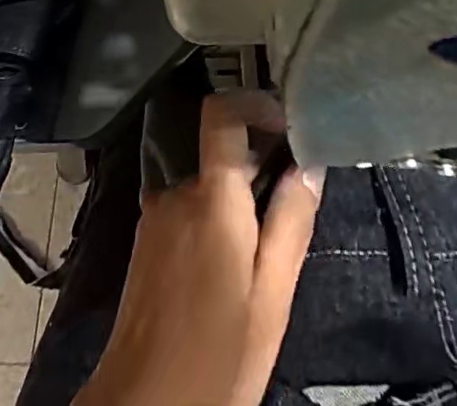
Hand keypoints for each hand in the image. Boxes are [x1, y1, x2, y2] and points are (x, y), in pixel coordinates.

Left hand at [75, 92, 324, 405]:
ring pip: (205, 179)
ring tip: (264, 238)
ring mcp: (156, 215)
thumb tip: (309, 164)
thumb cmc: (217, 354)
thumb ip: (292, 220)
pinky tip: (231, 257)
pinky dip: (214, 211)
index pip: (220, 112)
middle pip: (219, 149)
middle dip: (258, 162)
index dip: (253, 102)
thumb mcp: (273, 293)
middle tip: (290, 197)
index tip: (285, 124)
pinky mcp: (147, 238)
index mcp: (211, 197)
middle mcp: (176, 193)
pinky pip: (188, 203)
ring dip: (237, 192)